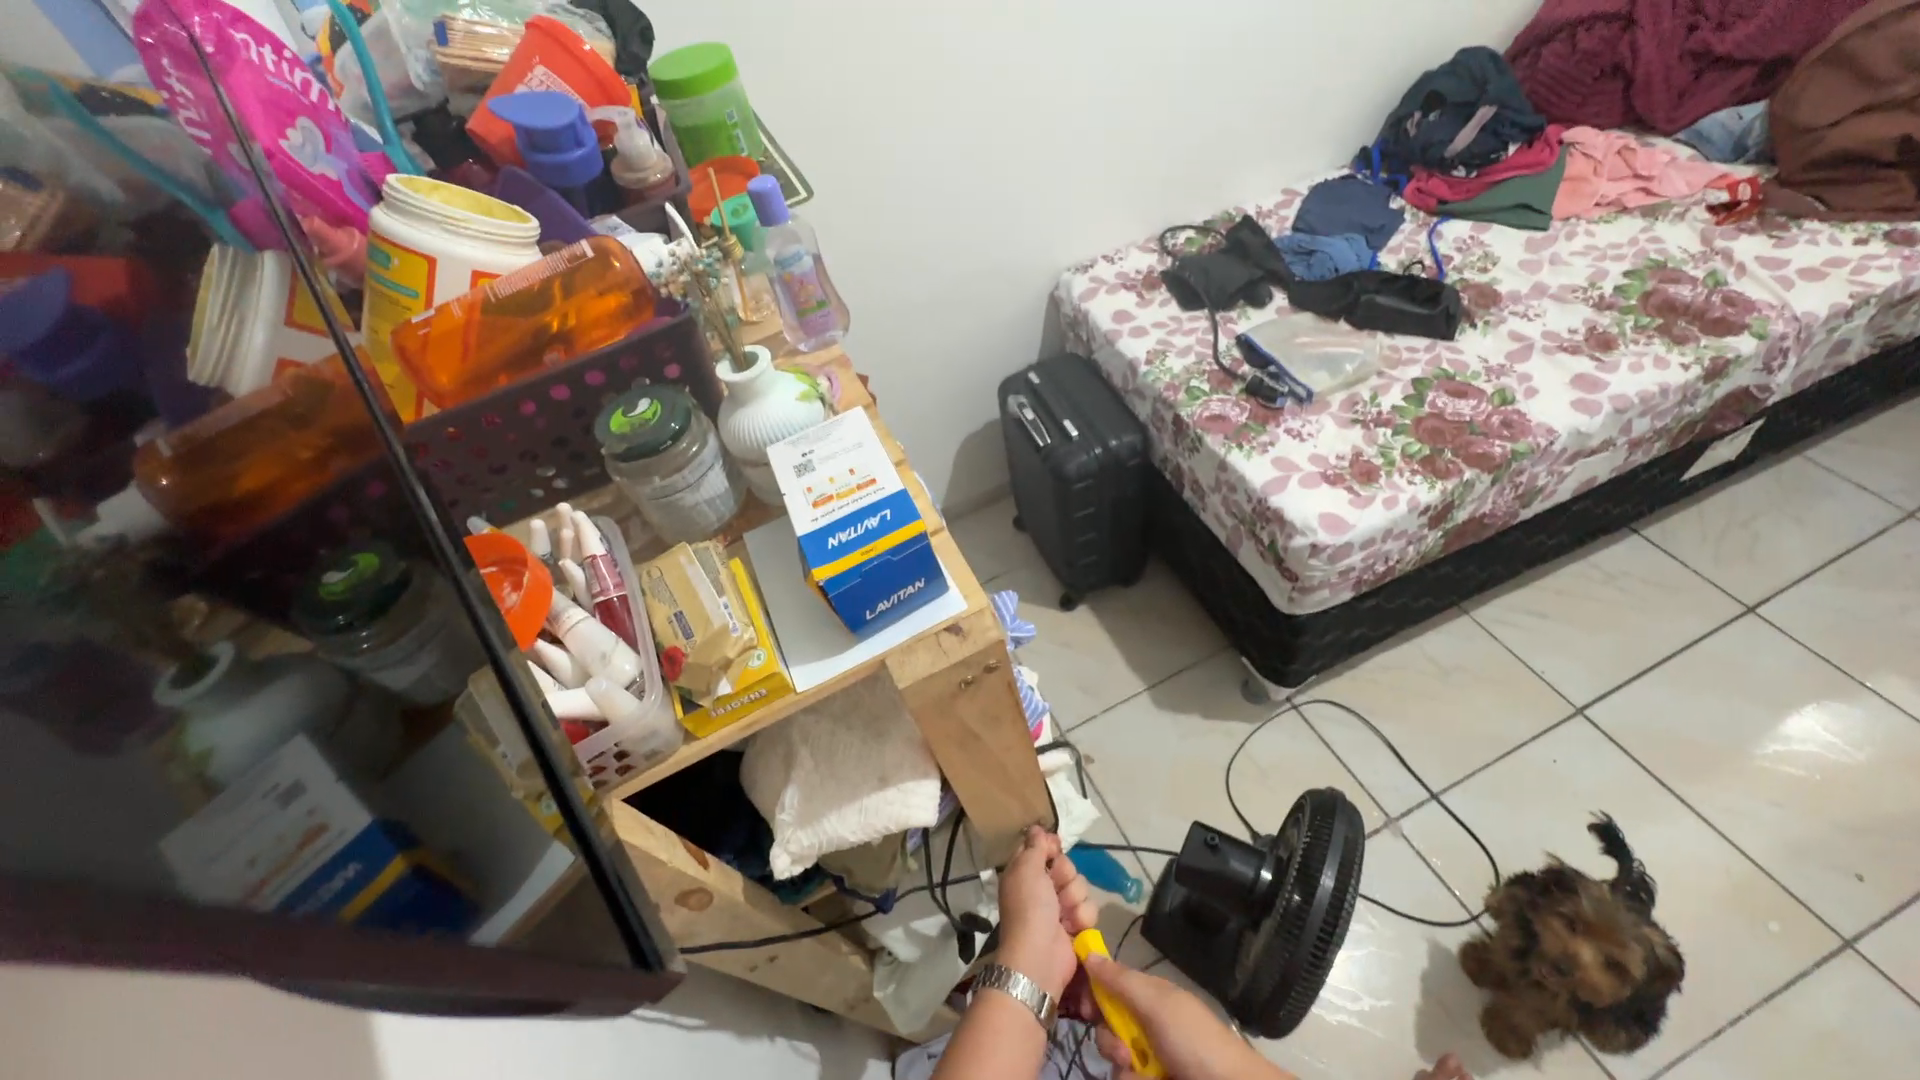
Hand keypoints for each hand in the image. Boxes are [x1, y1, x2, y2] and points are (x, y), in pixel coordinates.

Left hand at [995, 827, 1098, 999]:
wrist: (1040, 955)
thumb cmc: (1029, 908)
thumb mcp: (1026, 870)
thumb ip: (1035, 847)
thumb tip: (1037, 828)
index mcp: (1025, 873)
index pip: (1042, 848)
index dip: (1050, 847)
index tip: (1055, 848)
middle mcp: (1042, 887)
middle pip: (1066, 866)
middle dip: (1065, 876)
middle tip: (1054, 888)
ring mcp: (1060, 907)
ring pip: (1081, 886)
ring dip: (1074, 899)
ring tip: (1062, 913)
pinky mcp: (1076, 924)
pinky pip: (1089, 908)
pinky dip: (1081, 917)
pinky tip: (1072, 927)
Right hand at [1085, 953, 1294, 1079]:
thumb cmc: (1195, 1042)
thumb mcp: (1157, 1004)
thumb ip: (1121, 981)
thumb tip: (1088, 953)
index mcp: (1149, 997)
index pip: (1109, 986)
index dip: (1092, 994)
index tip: (1083, 1007)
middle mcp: (1147, 1025)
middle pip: (1106, 1026)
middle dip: (1110, 1041)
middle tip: (1125, 1052)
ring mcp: (1151, 1058)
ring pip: (1114, 1059)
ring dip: (1125, 1069)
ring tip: (1146, 1075)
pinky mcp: (1152, 1079)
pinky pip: (1127, 1079)